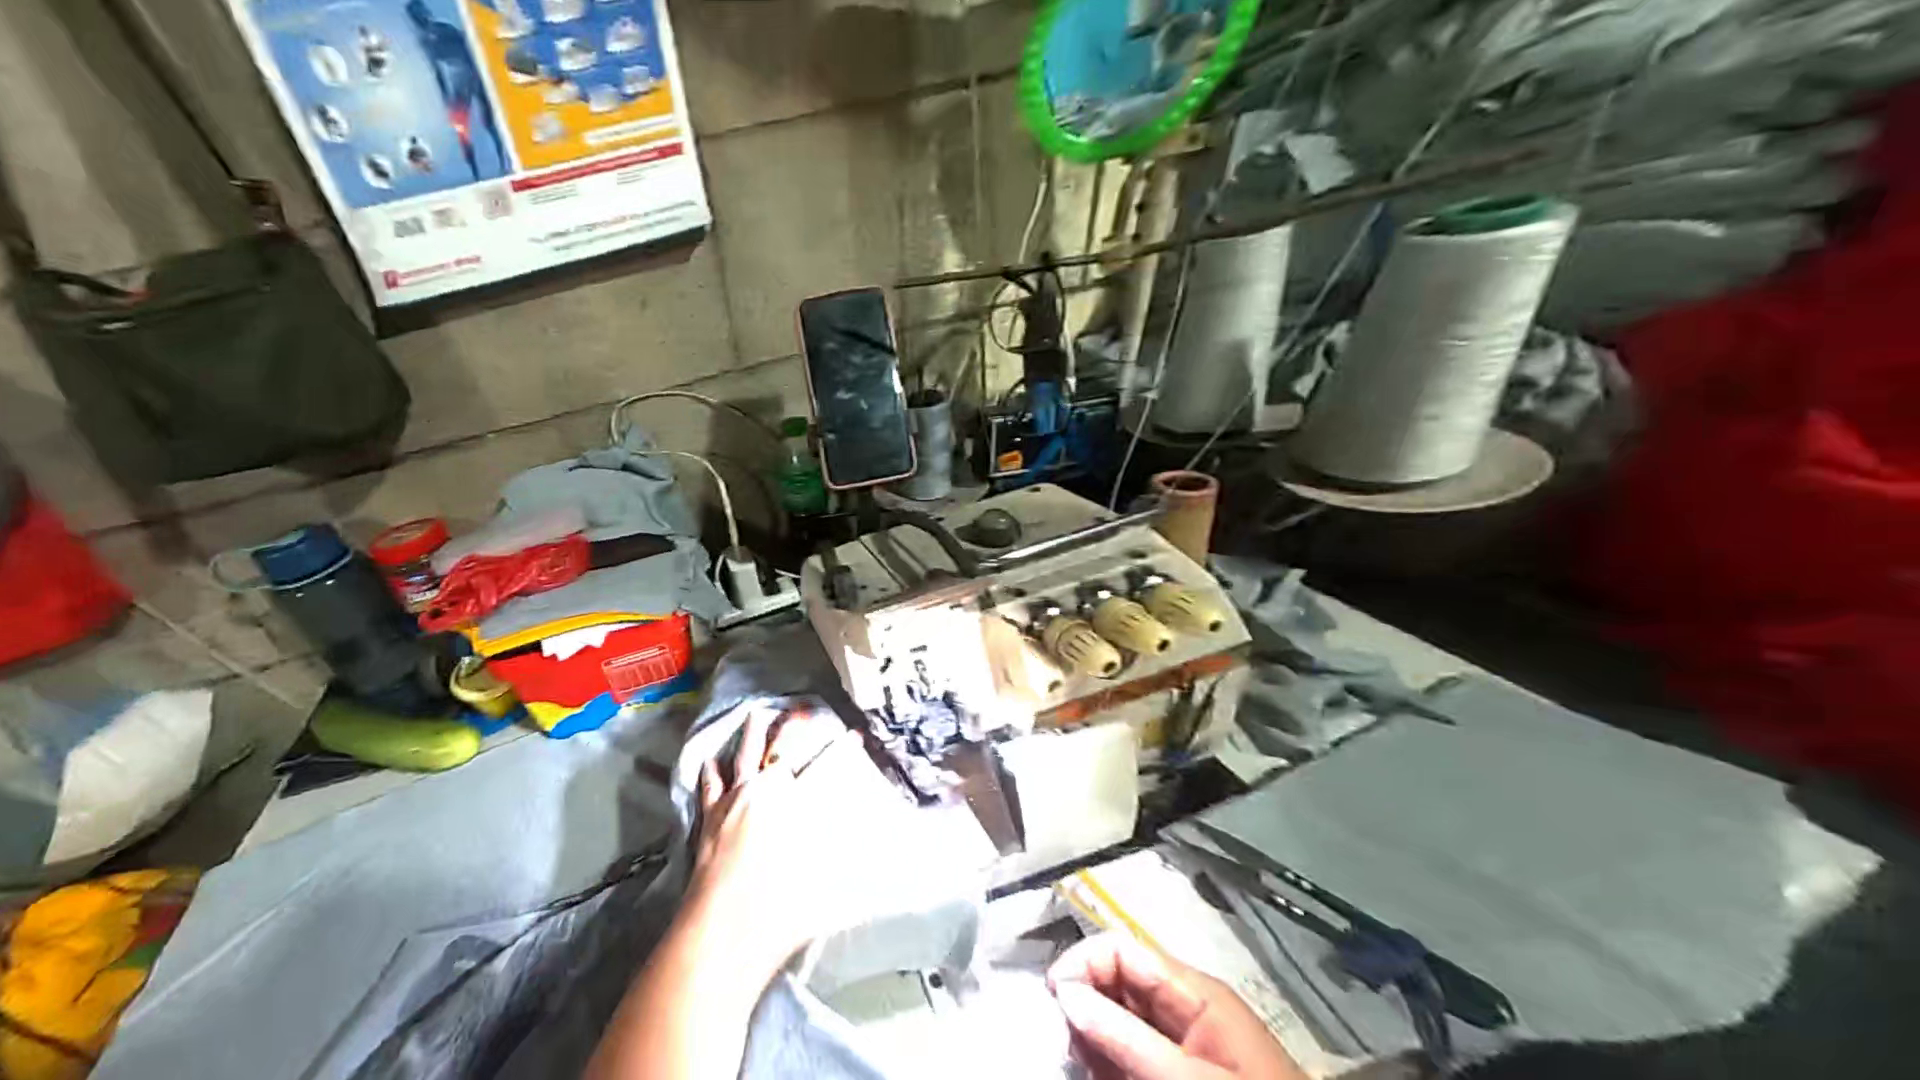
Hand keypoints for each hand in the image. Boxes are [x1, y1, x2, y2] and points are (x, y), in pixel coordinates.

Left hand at [690, 706, 897, 973]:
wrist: (720, 933)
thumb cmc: (780, 910)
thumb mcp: (829, 897)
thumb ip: (861, 893)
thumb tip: (899, 893)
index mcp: (797, 803)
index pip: (825, 765)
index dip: (843, 747)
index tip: (855, 733)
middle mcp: (765, 792)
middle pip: (781, 749)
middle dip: (795, 727)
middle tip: (803, 708)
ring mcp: (733, 801)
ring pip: (744, 756)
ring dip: (753, 734)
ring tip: (757, 714)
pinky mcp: (708, 818)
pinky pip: (711, 785)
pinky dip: (713, 770)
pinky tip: (711, 759)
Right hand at [1048, 933, 1305, 1079]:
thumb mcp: (1188, 1077)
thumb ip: (1125, 1037)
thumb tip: (1065, 994)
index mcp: (1191, 989)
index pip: (1122, 949)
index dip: (1082, 961)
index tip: (1054, 997)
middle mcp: (1180, 1006)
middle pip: (1114, 982)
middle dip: (1083, 1004)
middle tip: (1068, 1047)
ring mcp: (1177, 1041)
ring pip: (1114, 1020)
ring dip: (1091, 1039)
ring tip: (1086, 1067)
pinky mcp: (1174, 1070)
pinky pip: (1127, 1053)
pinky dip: (1106, 1063)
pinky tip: (1101, 1076)